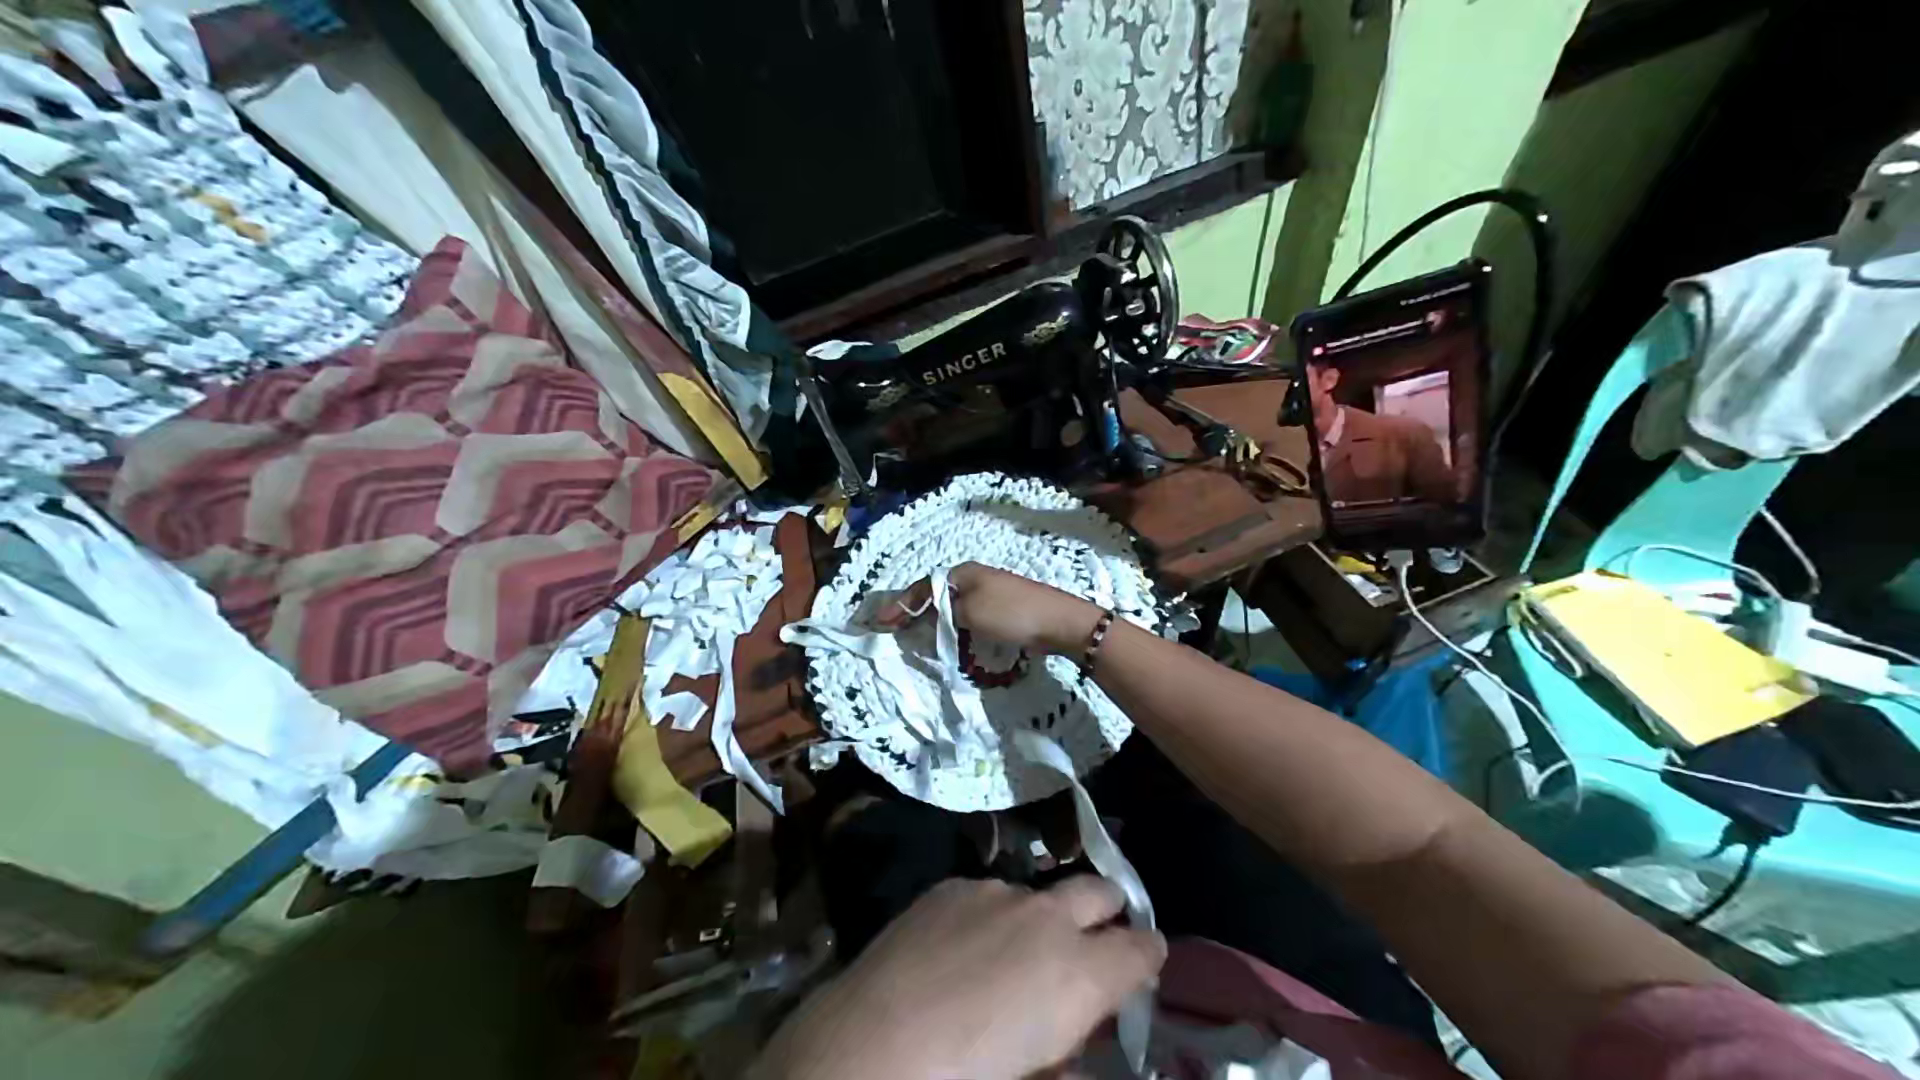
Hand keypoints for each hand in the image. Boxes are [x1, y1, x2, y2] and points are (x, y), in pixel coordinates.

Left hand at [754, 877, 1164, 1079]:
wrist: (873, 1042)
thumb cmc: (967, 1079)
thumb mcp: (1037, 1067)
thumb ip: (1065, 1050)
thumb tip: (1065, 1043)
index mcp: (1080, 971)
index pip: (1141, 948)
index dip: (1147, 954)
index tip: (1144, 959)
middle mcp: (1045, 917)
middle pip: (1098, 892)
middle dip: (1107, 910)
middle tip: (1098, 933)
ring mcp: (995, 892)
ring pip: (1036, 894)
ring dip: (1038, 918)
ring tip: (1007, 955)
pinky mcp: (951, 886)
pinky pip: (986, 894)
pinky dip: (989, 916)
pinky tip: (959, 949)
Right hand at [877, 562, 1103, 655]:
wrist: (1059, 623)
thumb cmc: (1011, 613)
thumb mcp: (970, 612)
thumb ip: (944, 613)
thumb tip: (929, 615)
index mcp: (963, 573)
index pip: (922, 587)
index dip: (900, 604)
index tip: (881, 623)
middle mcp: (973, 579)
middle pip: (935, 595)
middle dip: (913, 612)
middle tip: (893, 630)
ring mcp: (988, 594)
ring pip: (951, 608)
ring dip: (932, 621)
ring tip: (914, 636)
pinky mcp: (999, 611)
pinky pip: (966, 618)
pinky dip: (952, 628)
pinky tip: (947, 639)